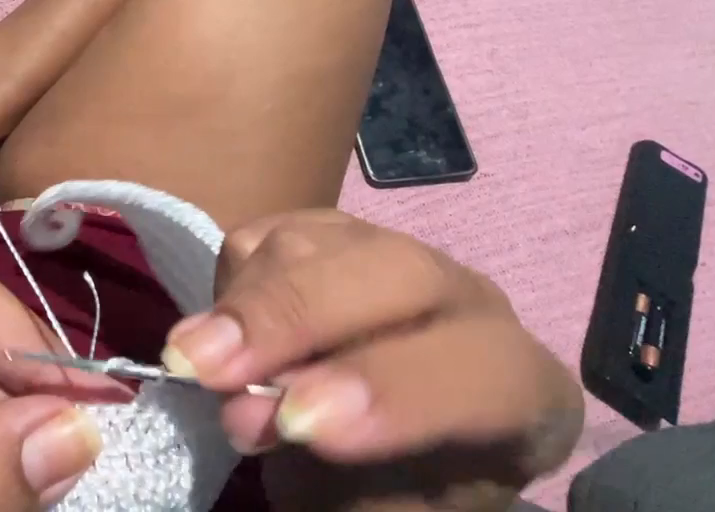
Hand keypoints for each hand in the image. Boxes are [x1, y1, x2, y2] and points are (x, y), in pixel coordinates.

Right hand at [163, 210, 582, 509]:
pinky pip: (257, 238)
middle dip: (292, 317)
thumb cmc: (392, 488)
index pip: (481, 370)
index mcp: (519, 385)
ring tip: (195, 364)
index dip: (391, 390)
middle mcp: (459, 296)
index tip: (299, 424)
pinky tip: (223, 335)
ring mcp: (381, 247)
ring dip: (244, 304)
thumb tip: (253, 413)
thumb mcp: (386, 508)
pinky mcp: (312, 230)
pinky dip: (226, 285)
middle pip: (393, 271)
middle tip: (210, 369)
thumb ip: (335, 473)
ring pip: (310, 245)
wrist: (360, 434)